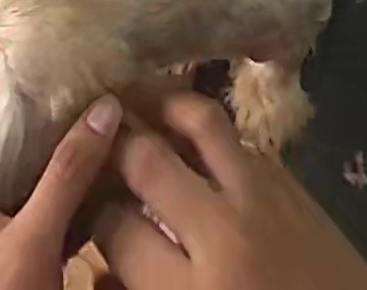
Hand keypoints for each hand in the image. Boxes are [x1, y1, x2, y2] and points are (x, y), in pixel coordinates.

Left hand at [0, 94, 123, 289]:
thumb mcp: (28, 242)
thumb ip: (68, 171)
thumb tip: (108, 104)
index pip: (27, 136)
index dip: (74, 117)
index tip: (125, 102)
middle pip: (43, 166)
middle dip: (90, 151)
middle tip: (142, 129)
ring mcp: (2, 244)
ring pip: (56, 196)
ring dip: (94, 182)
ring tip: (141, 156)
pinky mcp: (23, 270)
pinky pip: (60, 226)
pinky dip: (89, 214)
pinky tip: (126, 199)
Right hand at [93, 93, 366, 289]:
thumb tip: (99, 266)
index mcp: (189, 289)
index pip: (118, 228)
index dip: (90, 206)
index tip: (79, 194)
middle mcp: (221, 228)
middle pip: (151, 160)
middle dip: (115, 142)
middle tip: (96, 132)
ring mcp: (260, 191)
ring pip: (202, 121)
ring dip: (164, 103)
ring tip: (138, 96)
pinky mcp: (286, 175)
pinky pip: (237, 136)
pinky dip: (207, 125)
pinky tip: (189, 126)